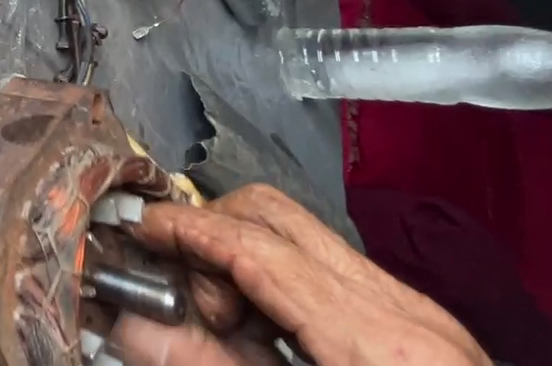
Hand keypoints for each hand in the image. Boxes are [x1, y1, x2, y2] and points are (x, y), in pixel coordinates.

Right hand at [114, 184, 490, 365]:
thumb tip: (130, 324)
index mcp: (379, 340)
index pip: (252, 242)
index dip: (181, 229)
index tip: (134, 233)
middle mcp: (404, 307)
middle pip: (270, 212)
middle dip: (209, 232)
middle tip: (191, 295)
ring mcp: (419, 313)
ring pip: (294, 231)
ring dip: (239, 257)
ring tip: (232, 325)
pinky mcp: (422, 325)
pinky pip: (323, 267)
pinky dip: (275, 281)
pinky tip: (269, 335)